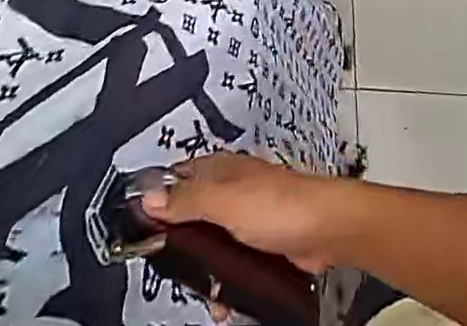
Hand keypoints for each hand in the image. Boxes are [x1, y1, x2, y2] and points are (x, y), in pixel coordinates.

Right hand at [141, 152, 348, 273]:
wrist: (326, 229)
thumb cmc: (284, 205)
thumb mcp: (225, 201)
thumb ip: (187, 199)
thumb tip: (150, 196)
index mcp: (219, 169)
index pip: (176, 177)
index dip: (156, 199)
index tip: (140, 227)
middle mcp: (231, 188)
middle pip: (189, 214)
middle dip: (180, 244)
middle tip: (175, 266)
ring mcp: (245, 214)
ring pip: (209, 242)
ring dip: (204, 268)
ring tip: (206, 289)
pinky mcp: (259, 239)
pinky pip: (231, 260)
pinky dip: (225, 279)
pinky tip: (225, 296)